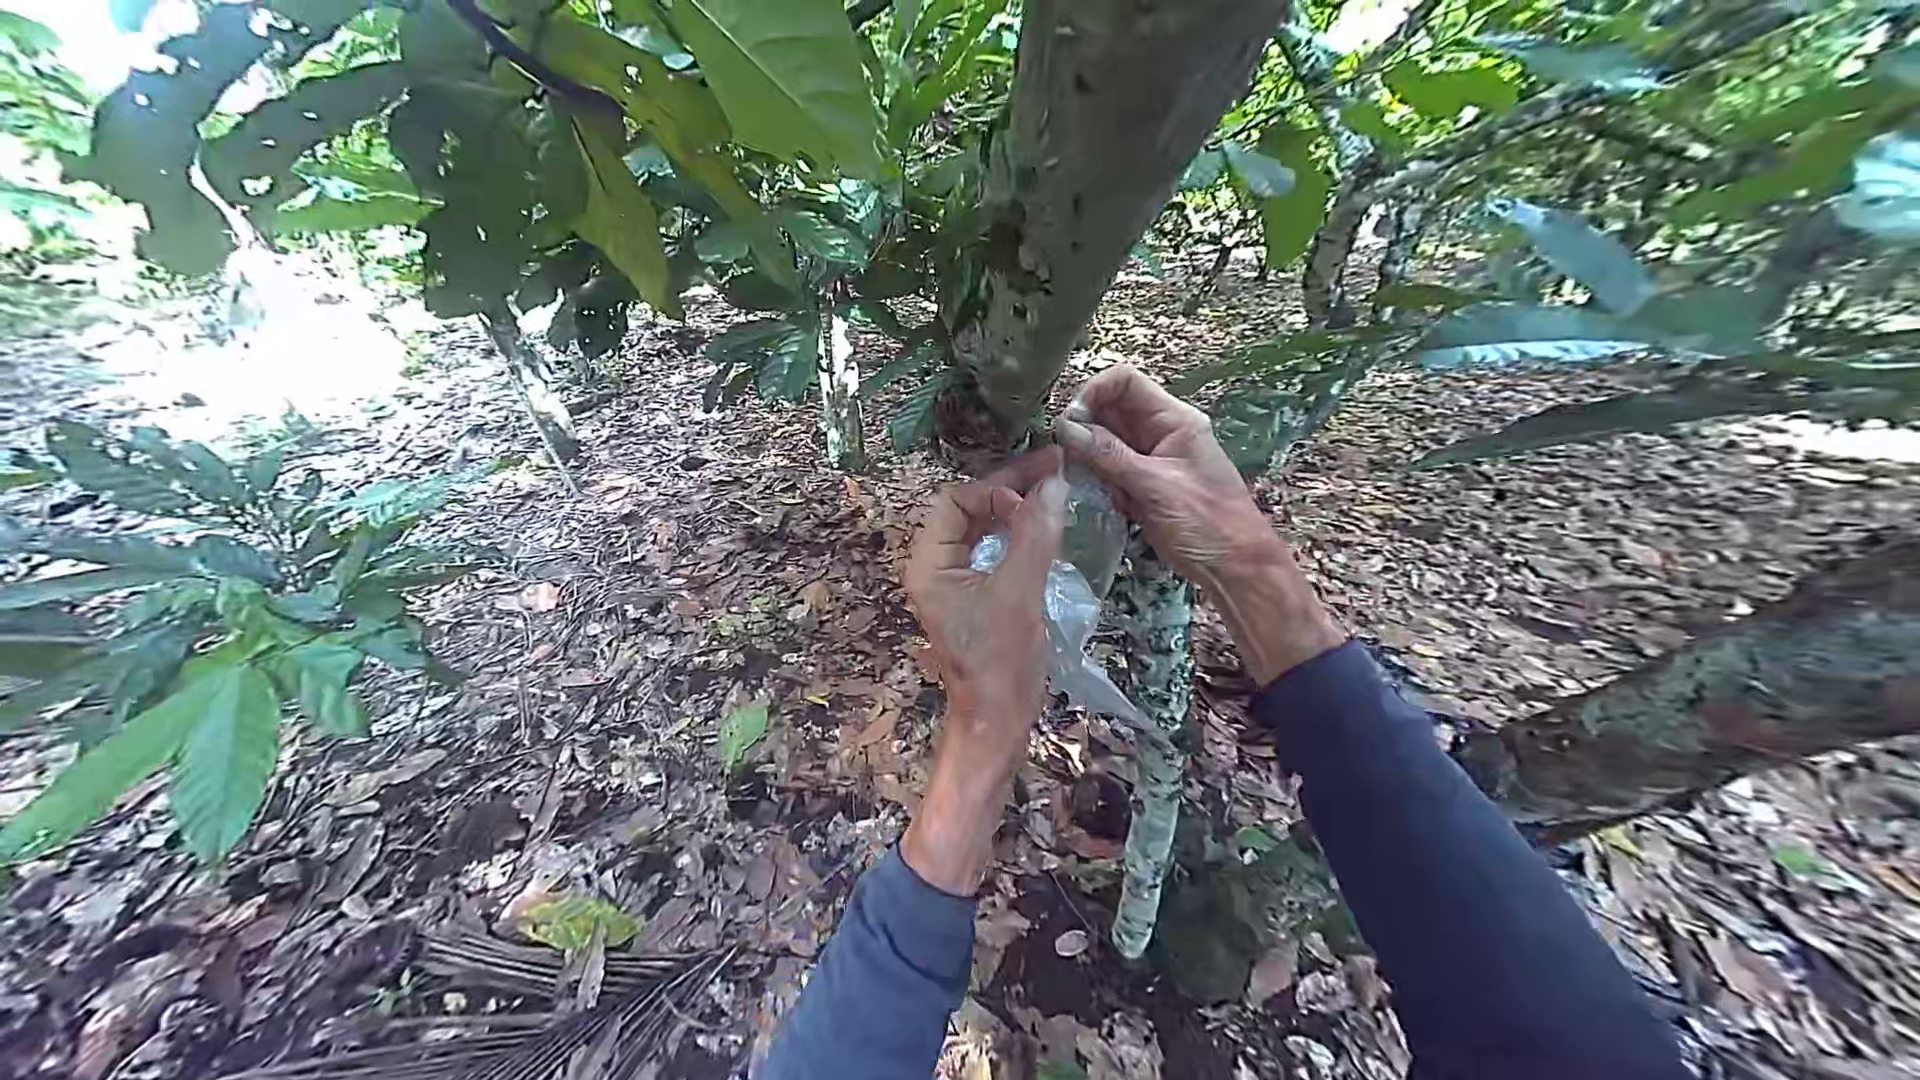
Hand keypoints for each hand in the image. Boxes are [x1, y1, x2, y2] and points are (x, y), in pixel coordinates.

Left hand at [900, 447, 1067, 892]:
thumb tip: (1054, 484)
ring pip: (985, 528)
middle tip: (1053, 469)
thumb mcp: (1018, 593)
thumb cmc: (1000, 661)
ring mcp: (956, 581)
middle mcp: (936, 566)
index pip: (956, 502)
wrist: (999, 721)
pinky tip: (1047, 526)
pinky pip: (996, 549)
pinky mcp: (978, 594)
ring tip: (1055, 490)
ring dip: (1017, 509)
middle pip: (970, 510)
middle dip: (1010, 489)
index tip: (1037, 490)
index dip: (996, 488)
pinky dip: (1020, 533)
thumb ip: (1034, 535)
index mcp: (929, 563)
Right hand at [1054, 365, 1345, 684]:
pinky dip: (1098, 482)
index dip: (1092, 392)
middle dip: (1085, 432)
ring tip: (1092, 487)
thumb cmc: (1207, 524)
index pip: (1124, 381)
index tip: (1070, 423)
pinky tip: (1106, 502)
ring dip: (1089, 461)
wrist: (1235, 569)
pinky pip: (1108, 471)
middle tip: (1070, 461)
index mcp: (1174, 420)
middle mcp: (1159, 432)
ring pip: (1103, 443)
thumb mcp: (1156, 487)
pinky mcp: (1140, 485)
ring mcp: (1149, 459)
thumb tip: (1066, 428)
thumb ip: (1109, 456)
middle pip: (1109, 411)